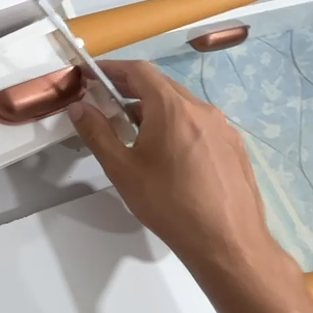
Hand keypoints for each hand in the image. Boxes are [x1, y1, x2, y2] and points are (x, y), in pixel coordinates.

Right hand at [67, 60, 297, 294]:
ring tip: (130, 128)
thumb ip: (97, 132)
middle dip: (128, 87)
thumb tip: (79, 107)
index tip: (88, 74)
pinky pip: (198, 122)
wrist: (228, 244)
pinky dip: (174, 123)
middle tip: (102, 100)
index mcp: (172, 109)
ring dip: (151, 107)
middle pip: (160, 85)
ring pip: (180, 104)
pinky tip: (164, 150)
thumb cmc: (169, 204)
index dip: (110, 68)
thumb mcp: (121, 168)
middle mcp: (202, 110)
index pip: (138, 71)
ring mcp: (223, 128)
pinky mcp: (233, 147)